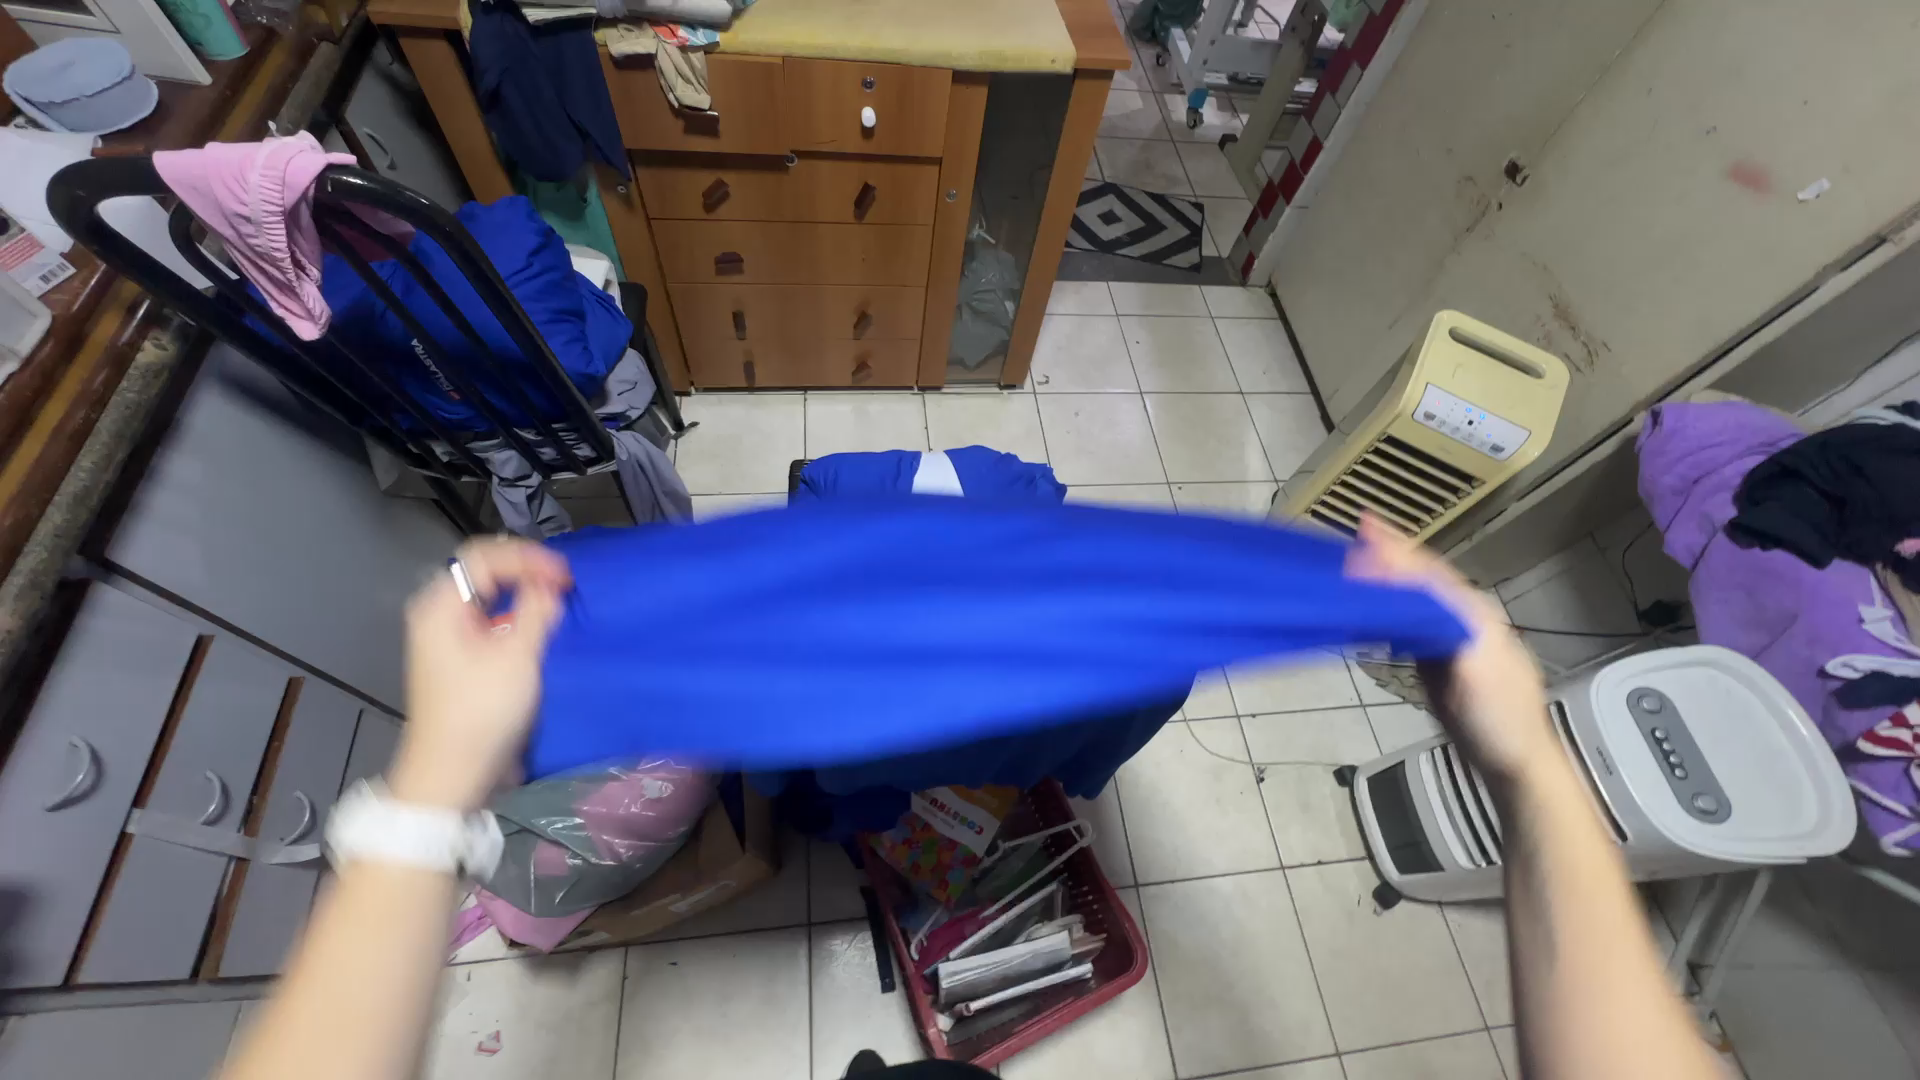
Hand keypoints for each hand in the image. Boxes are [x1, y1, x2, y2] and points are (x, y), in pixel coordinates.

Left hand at [388, 537, 572, 812]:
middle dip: (528, 570)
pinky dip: (521, 613)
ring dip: (527, 592)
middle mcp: (440, 614)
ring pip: (492, 595)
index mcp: (441, 606)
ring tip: (559, 600)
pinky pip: (495, 618)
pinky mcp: (465, 656)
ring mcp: (450, 636)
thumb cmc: (481, 711)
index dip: (528, 559)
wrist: (452, 771)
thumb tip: (550, 584)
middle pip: (486, 571)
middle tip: (564, 583)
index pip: (485, 557)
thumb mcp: (516, 656)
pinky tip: (544, 625)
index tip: (565, 576)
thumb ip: (536, 610)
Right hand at [1345, 515, 1560, 786]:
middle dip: (1393, 550)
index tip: (1365, 532)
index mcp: (1474, 614)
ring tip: (1360, 552)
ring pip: (1413, 594)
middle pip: (1422, 575)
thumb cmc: (1497, 717)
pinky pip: (1407, 617)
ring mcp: (1450, 635)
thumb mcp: (1474, 667)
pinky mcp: (1436, 655)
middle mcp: (1463, 616)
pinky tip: (1371, 599)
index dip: (1396, 552)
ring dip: (1387, 571)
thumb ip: (1444, 625)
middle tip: (1361, 527)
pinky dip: (1386, 601)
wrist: (1514, 761)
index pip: (1428, 573)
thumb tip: (1409, 589)